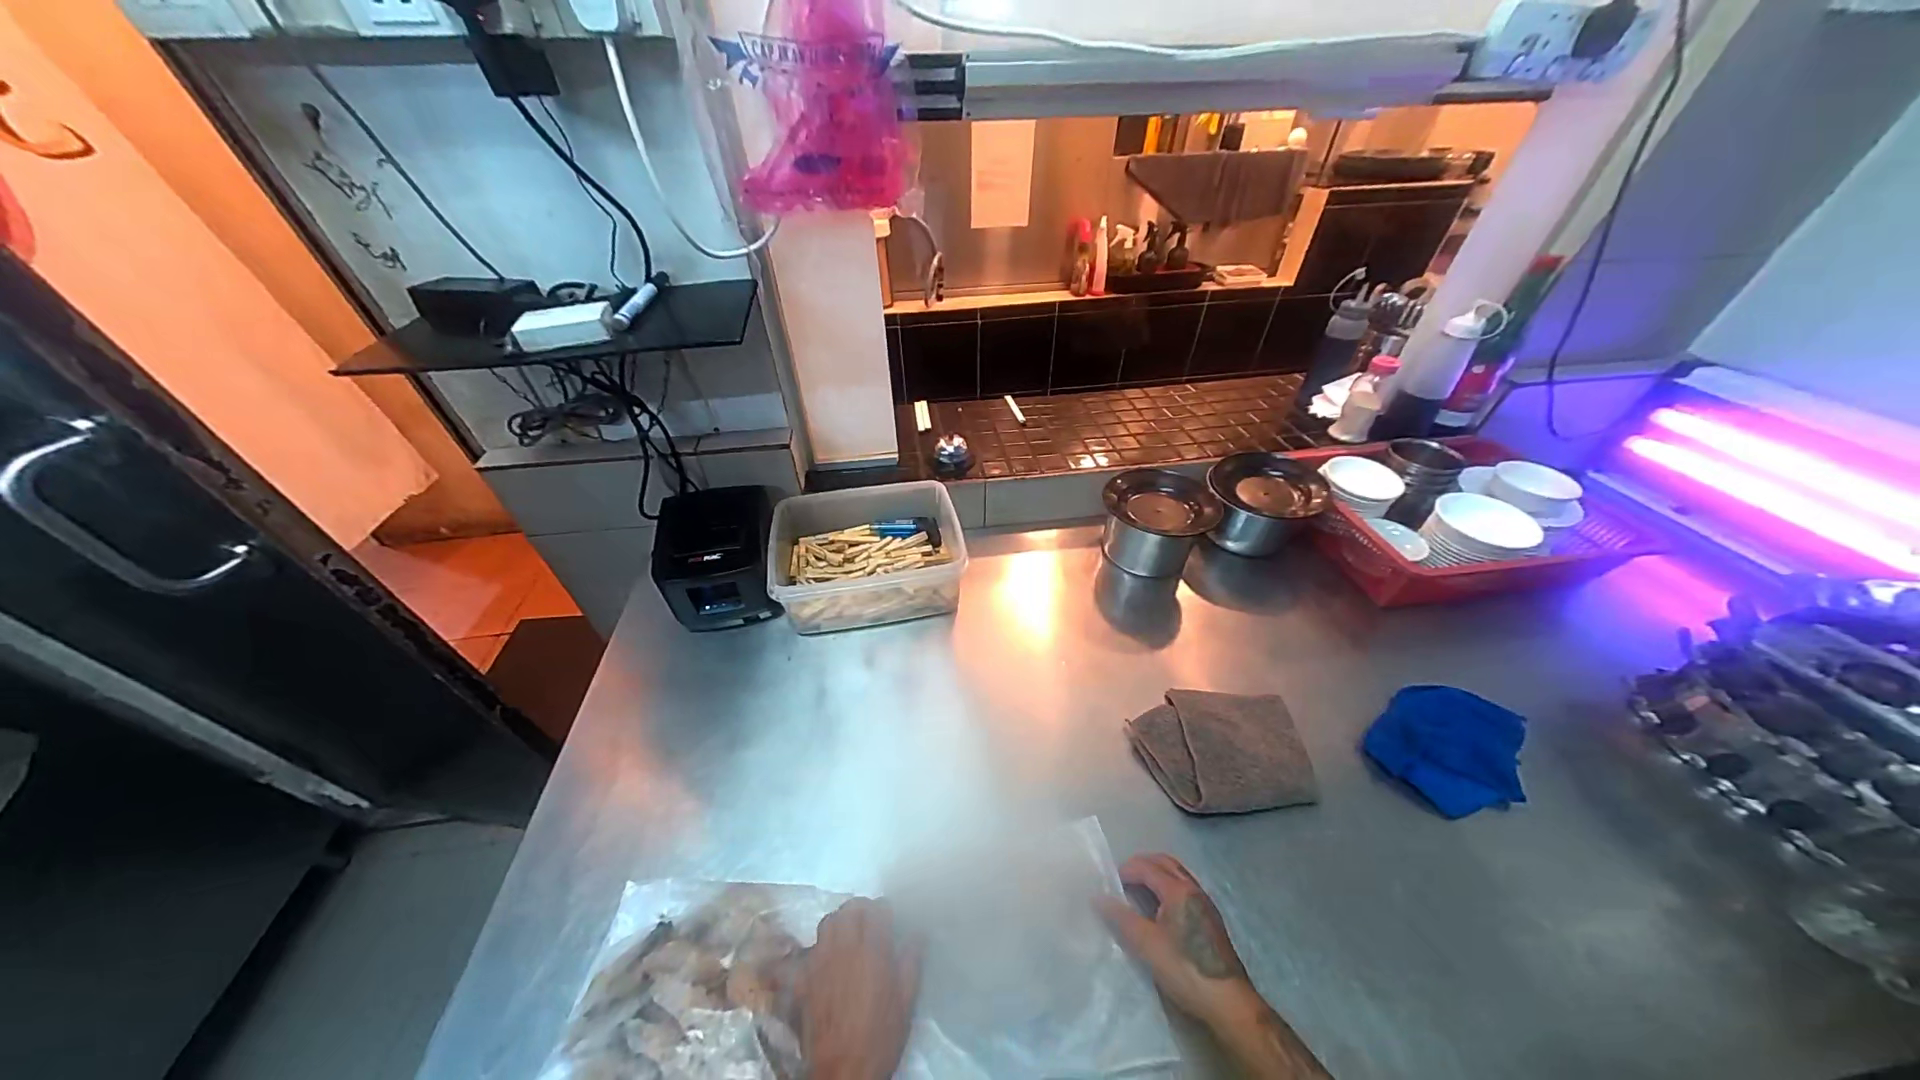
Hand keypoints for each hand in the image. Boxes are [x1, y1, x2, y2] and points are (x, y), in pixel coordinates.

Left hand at [799, 898, 921, 1079]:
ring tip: (850, 934)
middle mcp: (844, 948)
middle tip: (872, 922)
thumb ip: (911, 961)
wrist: (844, 1070)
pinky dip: (818, 946)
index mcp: (873, 950)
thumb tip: (917, 933)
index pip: (878, 909)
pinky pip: (807, 950)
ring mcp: (821, 961)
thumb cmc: (881, 1035)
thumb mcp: (907, 1000)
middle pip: (850, 909)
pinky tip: (826, 957)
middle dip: (863, 909)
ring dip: (840, 921)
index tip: (892, 919)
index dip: (886, 909)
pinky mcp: (804, 978)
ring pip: (827, 921)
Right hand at [1096, 854, 1330, 1079]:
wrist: (1228, 1001)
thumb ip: (1120, 917)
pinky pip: (1184, 889)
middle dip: (1141, 865)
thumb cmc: (1184, 968)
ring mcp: (1205, 904)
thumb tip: (1098, 897)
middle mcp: (1194, 889)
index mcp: (1178, 890)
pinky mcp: (1210, 919)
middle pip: (1164, 863)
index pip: (1147, 866)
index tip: (1108, 883)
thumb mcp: (1146, 944)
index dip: (1125, 870)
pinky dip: (1167, 887)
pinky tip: (1158, 909)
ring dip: (1156, 875)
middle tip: (1121, 880)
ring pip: (1177, 875)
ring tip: (1137, 892)